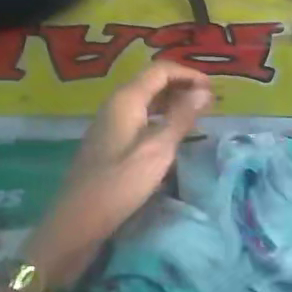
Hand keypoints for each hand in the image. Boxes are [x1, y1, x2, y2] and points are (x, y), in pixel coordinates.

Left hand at [26, 63, 212, 284]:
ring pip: (144, 103)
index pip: (160, 70)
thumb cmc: (119, 183)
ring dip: (171, 104)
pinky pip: (138, 120)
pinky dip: (159, 121)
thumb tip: (205, 91)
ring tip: (195, 118)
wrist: (77, 221)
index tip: (213, 89)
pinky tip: (171, 139)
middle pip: (151, 83)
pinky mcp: (108, 144)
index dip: (188, 74)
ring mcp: (109, 125)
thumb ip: (182, 118)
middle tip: (208, 104)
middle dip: (181, 87)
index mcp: (126, 100)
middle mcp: (114, 105)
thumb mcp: (158, 150)